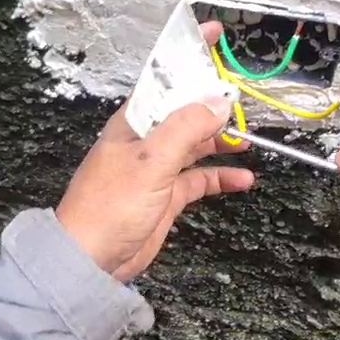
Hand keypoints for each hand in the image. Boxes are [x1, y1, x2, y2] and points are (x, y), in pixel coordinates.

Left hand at [57, 101, 254, 282]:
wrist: (92, 258)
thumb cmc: (111, 205)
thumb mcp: (152, 159)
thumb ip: (186, 128)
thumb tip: (218, 103)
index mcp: (133, 125)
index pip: (165, 92)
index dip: (192, 83)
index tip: (223, 81)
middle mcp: (144, 144)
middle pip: (184, 120)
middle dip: (212, 116)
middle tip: (243, 116)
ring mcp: (155, 172)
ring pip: (193, 150)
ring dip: (219, 146)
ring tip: (246, 143)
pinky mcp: (164, 198)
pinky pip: (197, 181)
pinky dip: (219, 178)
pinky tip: (241, 179)